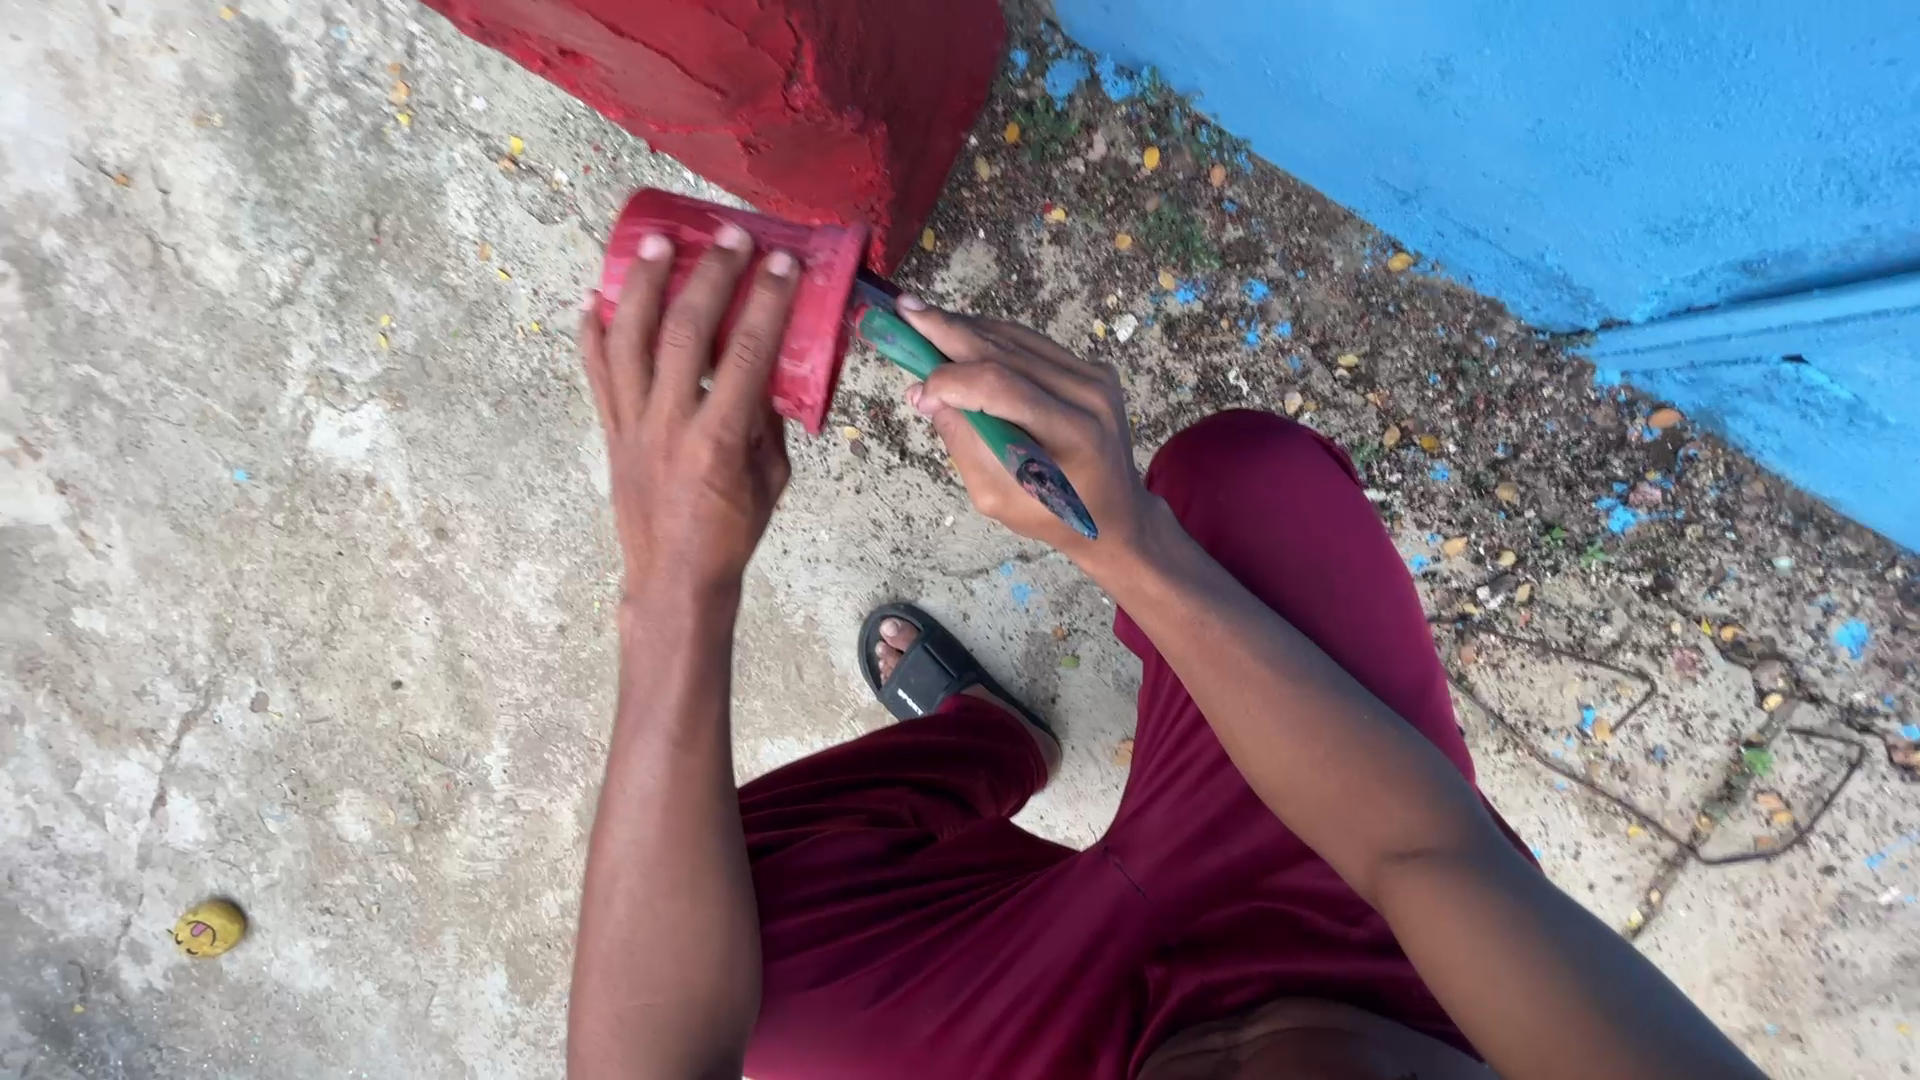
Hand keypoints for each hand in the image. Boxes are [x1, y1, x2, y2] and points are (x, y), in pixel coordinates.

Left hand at [578, 224, 796, 594]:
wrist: (675, 577)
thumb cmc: (732, 533)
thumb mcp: (772, 479)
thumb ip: (766, 422)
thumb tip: (763, 373)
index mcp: (719, 439)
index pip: (745, 355)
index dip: (766, 303)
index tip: (782, 263)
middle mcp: (669, 422)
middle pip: (683, 332)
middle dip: (711, 276)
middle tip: (731, 237)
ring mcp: (631, 423)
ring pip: (627, 339)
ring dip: (641, 284)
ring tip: (657, 242)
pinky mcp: (609, 430)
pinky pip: (594, 373)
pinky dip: (590, 332)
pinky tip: (593, 297)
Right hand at [896, 300, 1163, 569]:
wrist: (1116, 512)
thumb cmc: (1054, 517)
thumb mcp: (998, 497)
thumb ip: (964, 444)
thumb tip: (922, 395)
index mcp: (1072, 434)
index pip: (1000, 387)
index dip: (952, 380)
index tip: (917, 389)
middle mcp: (1088, 395)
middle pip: (1007, 352)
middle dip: (949, 331)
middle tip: (905, 310)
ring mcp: (1094, 377)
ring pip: (1017, 340)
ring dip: (966, 328)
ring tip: (922, 316)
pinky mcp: (1092, 369)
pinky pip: (1032, 345)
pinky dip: (992, 337)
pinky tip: (960, 331)